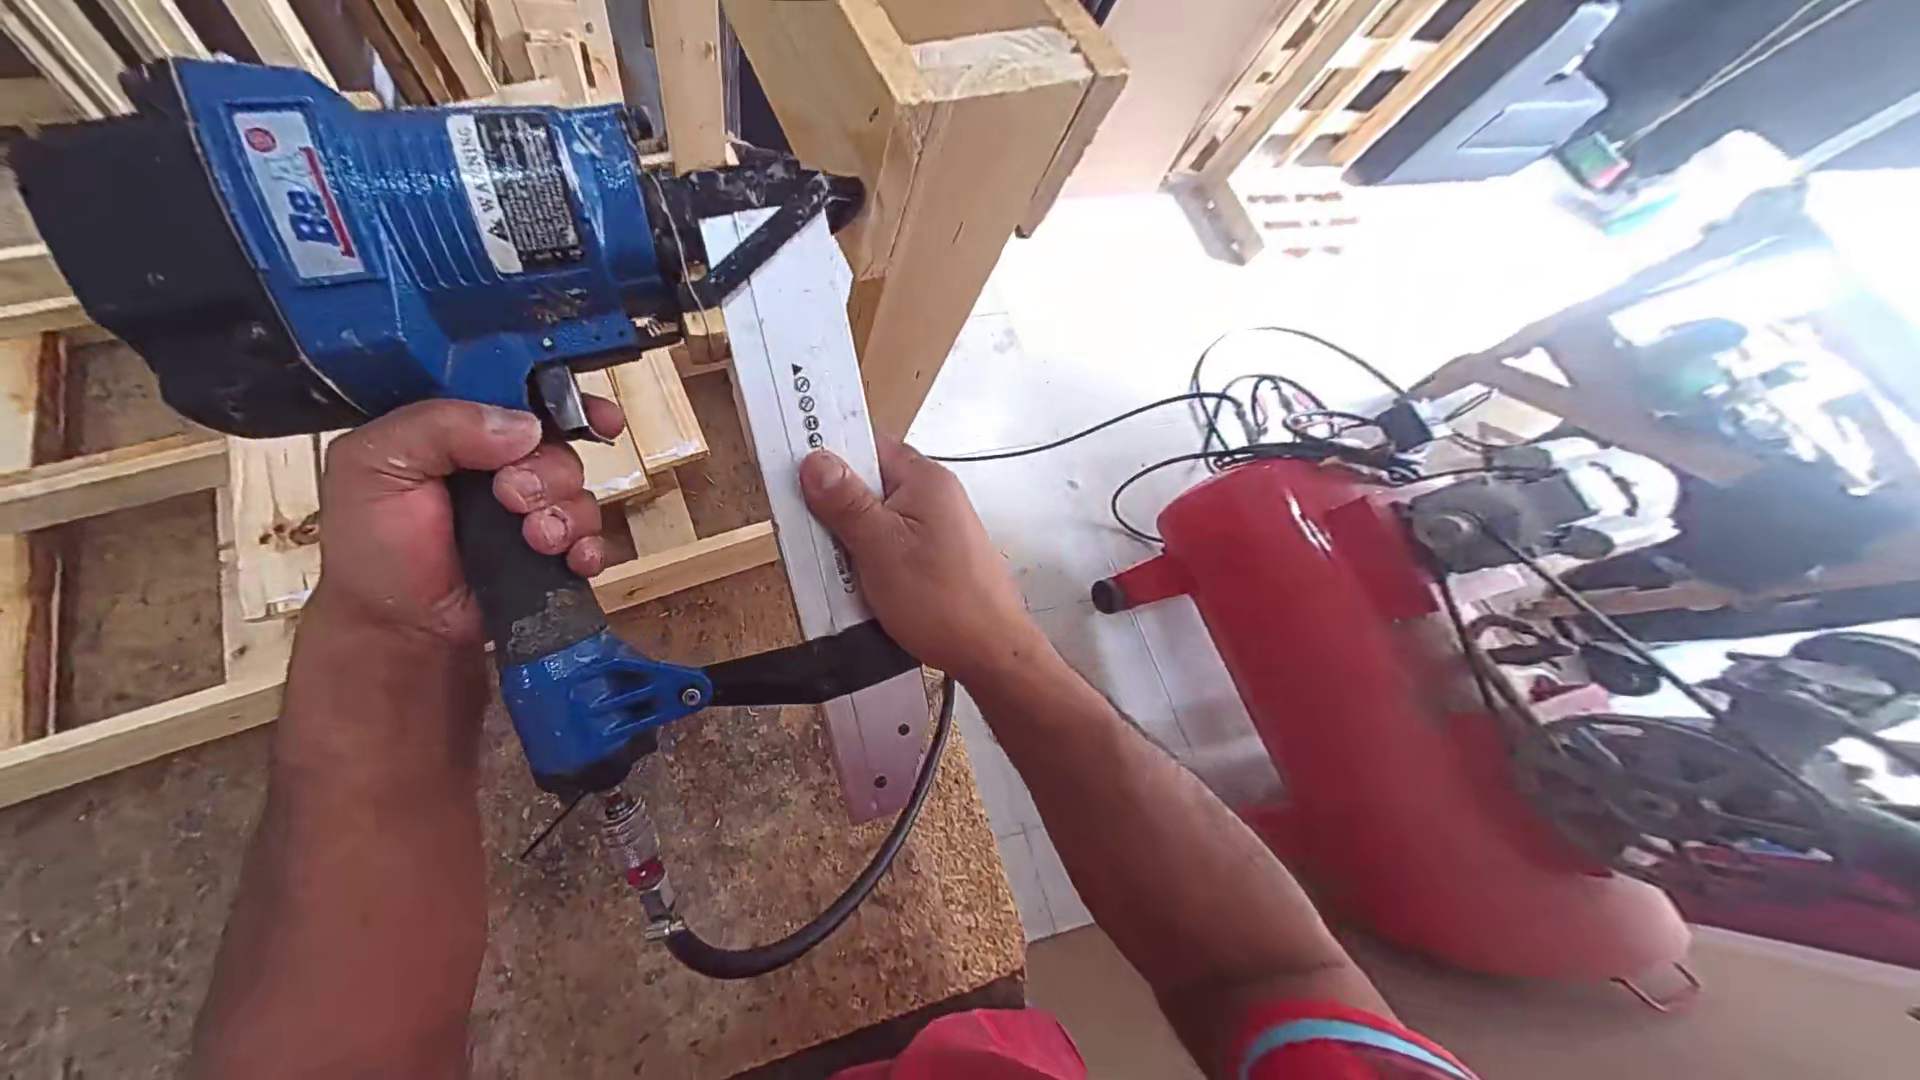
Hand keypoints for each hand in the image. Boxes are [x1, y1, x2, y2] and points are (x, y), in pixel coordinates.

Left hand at [313, 398, 622, 646]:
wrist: (405, 630)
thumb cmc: (375, 549)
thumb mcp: (373, 466)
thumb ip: (437, 427)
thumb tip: (527, 427)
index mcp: (459, 434)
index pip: (519, 398)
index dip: (563, 400)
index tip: (596, 416)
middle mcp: (503, 467)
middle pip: (560, 449)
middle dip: (548, 476)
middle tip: (512, 500)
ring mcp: (536, 511)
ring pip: (582, 494)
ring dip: (566, 517)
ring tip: (535, 542)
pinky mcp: (559, 551)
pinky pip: (596, 538)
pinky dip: (590, 548)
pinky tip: (571, 560)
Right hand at [799, 438, 1049, 682]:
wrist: (990, 652)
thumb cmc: (946, 602)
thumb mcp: (879, 547)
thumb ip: (845, 502)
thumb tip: (817, 462)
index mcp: (925, 479)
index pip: (868, 442)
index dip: (830, 451)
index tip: (796, 465)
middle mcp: (935, 496)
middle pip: (870, 482)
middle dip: (837, 504)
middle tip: (812, 527)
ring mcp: (937, 526)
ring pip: (878, 517)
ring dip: (852, 536)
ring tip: (840, 563)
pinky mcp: (935, 554)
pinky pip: (891, 543)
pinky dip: (870, 556)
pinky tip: (862, 580)